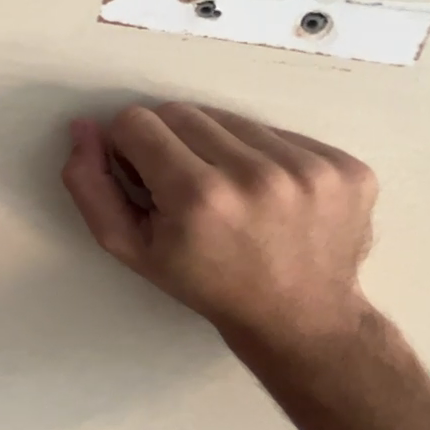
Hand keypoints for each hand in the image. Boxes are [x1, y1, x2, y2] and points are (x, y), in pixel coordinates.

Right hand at [61, 103, 380, 352]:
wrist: (302, 318)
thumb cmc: (200, 280)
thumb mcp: (124, 245)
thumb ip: (88, 183)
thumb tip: (83, 127)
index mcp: (197, 195)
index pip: (135, 121)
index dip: (127, 148)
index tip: (143, 179)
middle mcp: (256, 173)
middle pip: (179, 112)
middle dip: (166, 141)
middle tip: (179, 183)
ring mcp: (309, 168)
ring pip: (226, 118)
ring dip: (213, 145)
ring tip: (224, 189)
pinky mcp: (346, 166)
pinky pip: (275, 132)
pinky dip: (259, 154)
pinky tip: (265, 192)